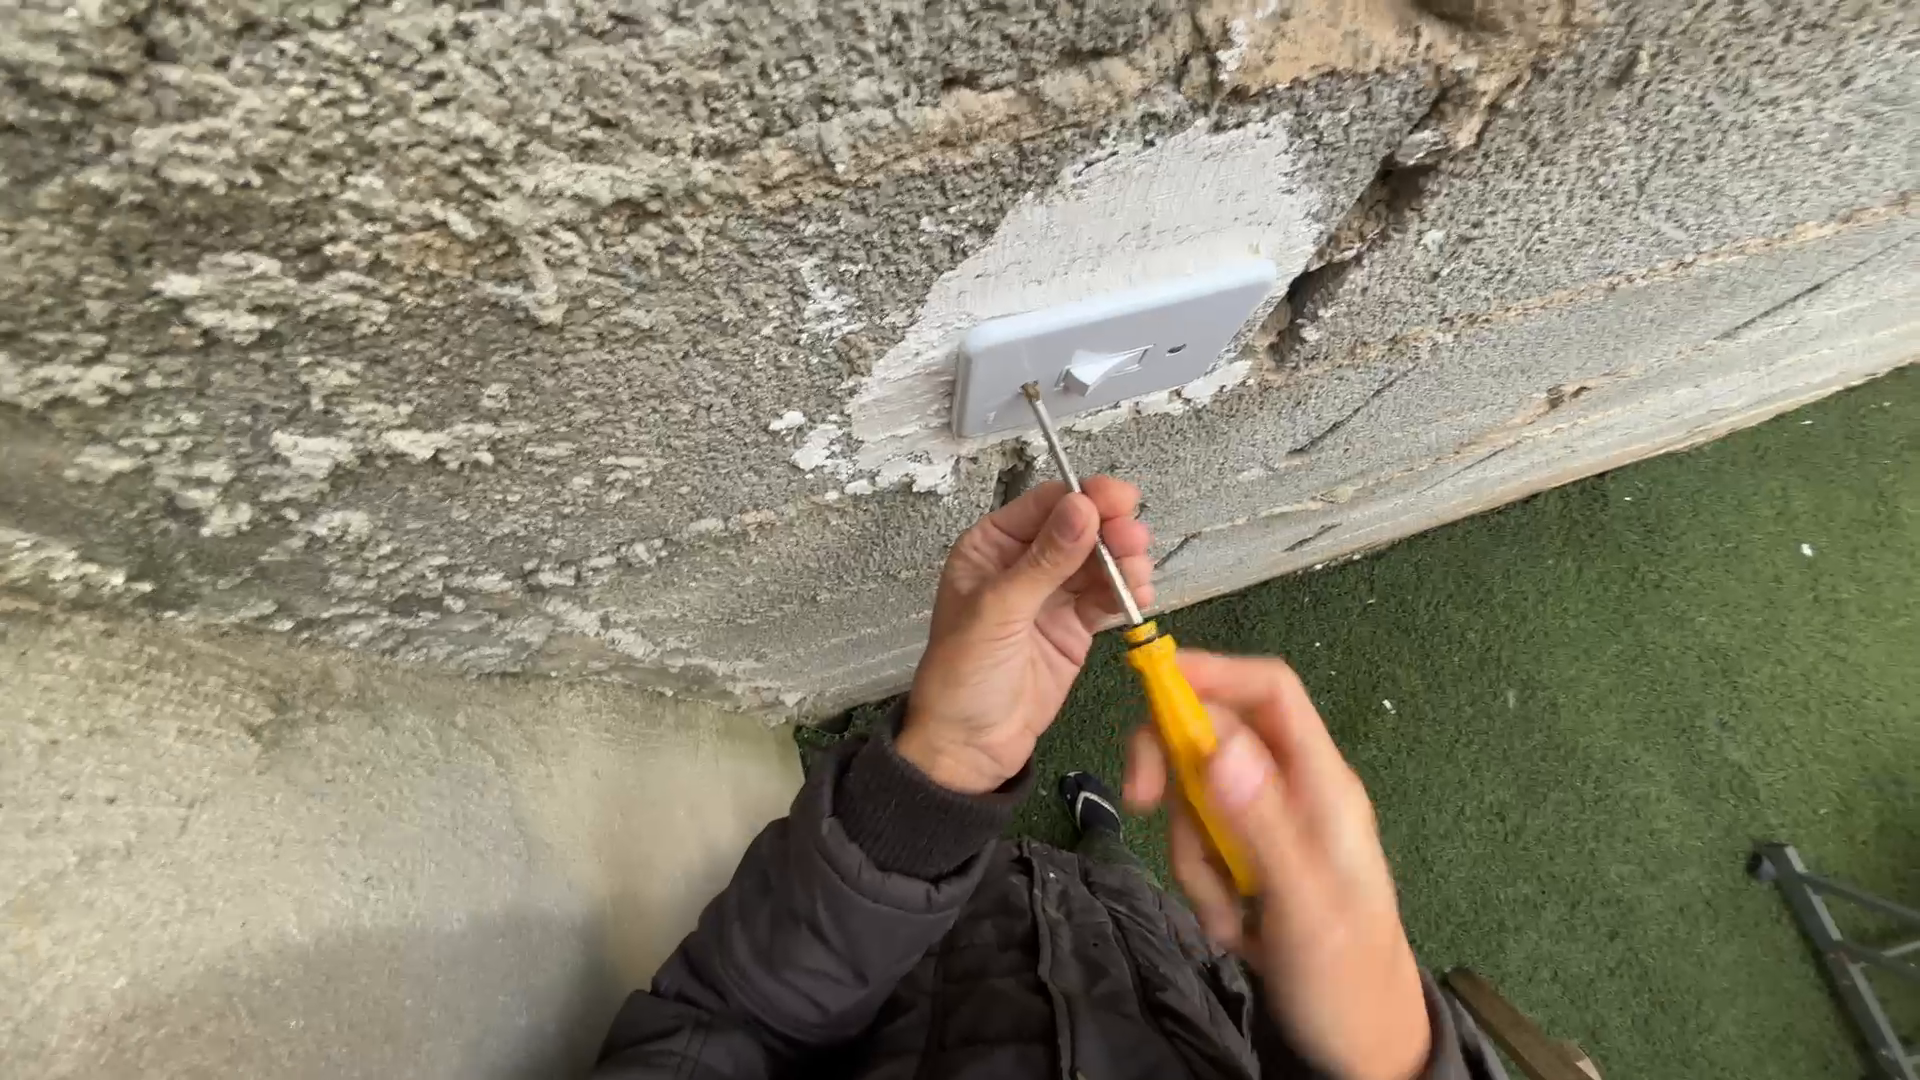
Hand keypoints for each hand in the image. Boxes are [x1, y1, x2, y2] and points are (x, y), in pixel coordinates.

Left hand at [897, 478, 1152, 794]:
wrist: (970, 747)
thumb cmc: (963, 675)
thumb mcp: (997, 612)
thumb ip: (1043, 561)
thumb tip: (1082, 507)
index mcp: (990, 548)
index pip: (1042, 506)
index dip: (1082, 499)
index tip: (1119, 501)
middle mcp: (1023, 563)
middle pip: (1077, 529)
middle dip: (1109, 530)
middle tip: (1134, 539)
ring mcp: (1051, 595)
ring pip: (1097, 562)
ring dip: (1123, 561)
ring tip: (1138, 573)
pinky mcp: (1074, 626)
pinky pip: (1105, 598)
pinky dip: (1126, 593)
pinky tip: (1140, 594)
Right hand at [1124, 652, 1430, 1079]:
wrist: (1363, 1046)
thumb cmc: (1349, 979)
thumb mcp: (1306, 905)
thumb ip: (1263, 822)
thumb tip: (1219, 741)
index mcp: (1321, 782)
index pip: (1270, 691)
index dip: (1213, 671)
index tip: (1151, 679)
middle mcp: (1289, 786)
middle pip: (1213, 732)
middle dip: (1173, 766)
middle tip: (1141, 799)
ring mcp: (1263, 817)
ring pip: (1193, 788)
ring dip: (1188, 847)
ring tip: (1223, 910)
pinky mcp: (1242, 848)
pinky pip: (1193, 833)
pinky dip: (1193, 873)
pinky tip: (1228, 921)